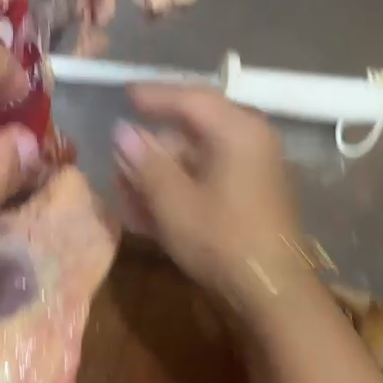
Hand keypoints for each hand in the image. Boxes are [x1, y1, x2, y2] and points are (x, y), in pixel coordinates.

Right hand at [113, 85, 307, 310]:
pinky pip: (204, 182)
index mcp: (236, 131)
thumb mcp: (173, 202)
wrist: (267, 287)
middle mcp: (248, 141)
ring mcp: (249, 171)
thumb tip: (121, 132)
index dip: (154, 96)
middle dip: (150, 147)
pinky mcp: (246, 198)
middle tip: (116, 159)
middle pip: (191, 132)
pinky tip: (145, 210)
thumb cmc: (220, 239)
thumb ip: (145, 163)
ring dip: (157, 174)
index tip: (123, 94)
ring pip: (194, 161)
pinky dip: (175, 192)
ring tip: (124, 190)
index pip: (190, 99)